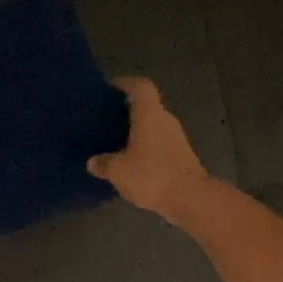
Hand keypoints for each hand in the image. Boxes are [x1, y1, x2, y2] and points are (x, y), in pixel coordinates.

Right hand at [87, 77, 212, 223]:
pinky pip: (158, 145)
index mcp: (149, 114)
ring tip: (114, 143)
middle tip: (106, 120)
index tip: (110, 88)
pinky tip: (131, 164)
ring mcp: (176, 138)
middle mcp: (165, 120)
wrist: (189, 198)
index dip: (126, 83)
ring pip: (153, 127)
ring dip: (136, 132)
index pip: (140, 86)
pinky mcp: (180, 156)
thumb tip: (93, 162)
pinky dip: (144, 149)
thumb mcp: (118, 171)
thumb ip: (103, 164)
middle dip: (127, 111)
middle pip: (146, 106)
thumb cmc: (151, 176)